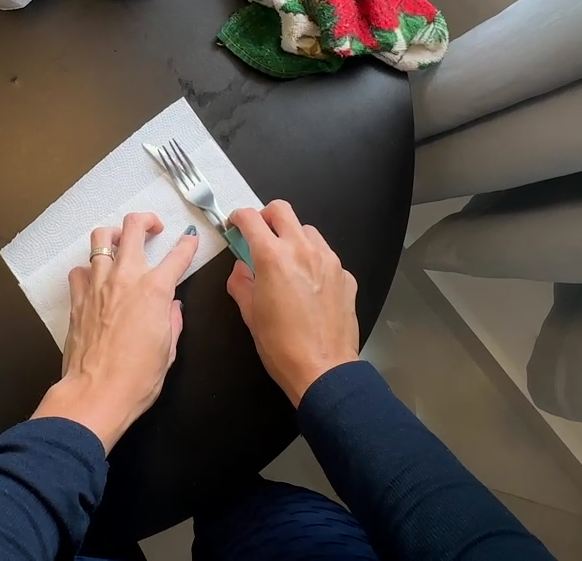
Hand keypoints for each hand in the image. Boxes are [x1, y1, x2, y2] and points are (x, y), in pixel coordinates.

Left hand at [33, 212, 199, 451]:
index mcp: (155, 290)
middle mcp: (126, 277)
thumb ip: (172, 320)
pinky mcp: (78, 296)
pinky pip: (80, 269)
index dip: (187, 244)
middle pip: (133, 227)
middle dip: (146, 220)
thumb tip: (171, 307)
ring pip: (101, 237)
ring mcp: (98, 283)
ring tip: (119, 242)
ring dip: (114, 235)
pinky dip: (88, 269)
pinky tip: (95, 278)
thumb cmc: (137, 378)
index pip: (177, 255)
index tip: (189, 240)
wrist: (97, 393)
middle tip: (152, 227)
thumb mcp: (169, 350)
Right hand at [225, 201, 359, 405]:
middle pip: (282, 209)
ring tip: (287, 261)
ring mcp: (328, 260)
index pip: (251, 218)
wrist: (324, 371)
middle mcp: (302, 250)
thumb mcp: (249, 313)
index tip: (235, 224)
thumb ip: (240, 282)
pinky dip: (313, 260)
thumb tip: (241, 269)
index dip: (238, 217)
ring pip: (307, 230)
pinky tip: (309, 285)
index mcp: (272, 256)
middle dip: (266, 216)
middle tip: (259, 235)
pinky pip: (326, 255)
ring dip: (293, 237)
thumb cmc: (281, 346)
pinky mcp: (346, 275)